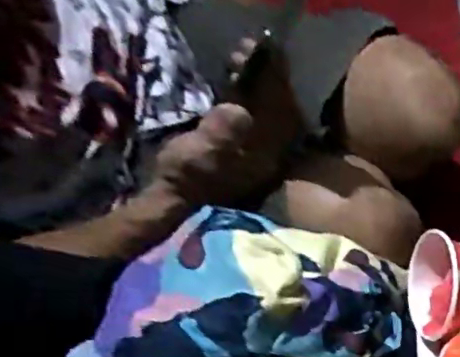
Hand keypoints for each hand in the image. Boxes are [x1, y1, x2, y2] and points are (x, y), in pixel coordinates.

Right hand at [150, 38, 300, 207]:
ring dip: (261, 83)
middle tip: (251, 46)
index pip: (278, 113)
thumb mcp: (196, 156)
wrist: (180, 206)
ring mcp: (259, 153)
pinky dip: (251, 94)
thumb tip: (239, 111)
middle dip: (269, 78)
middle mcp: (269, 154)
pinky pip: (257, 117)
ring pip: (270, 113)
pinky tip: (240, 77)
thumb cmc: (186, 180)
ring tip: (243, 53)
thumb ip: (219, 135)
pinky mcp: (244, 150)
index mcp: (263, 154)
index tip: (267, 51)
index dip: (273, 81)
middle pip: (278, 111)